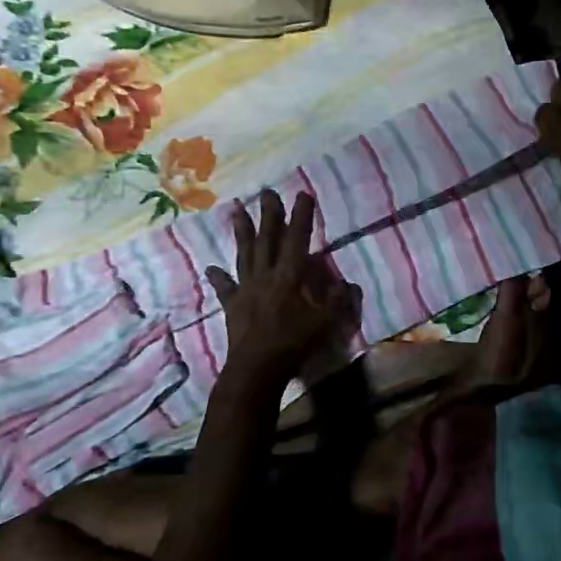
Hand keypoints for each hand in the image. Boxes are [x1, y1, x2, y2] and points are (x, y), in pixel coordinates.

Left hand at [206, 190, 357, 376]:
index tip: (303, 194)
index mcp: (289, 276)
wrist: (256, 368)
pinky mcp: (233, 305)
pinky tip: (212, 267)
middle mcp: (266, 276)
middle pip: (267, 240)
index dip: (301, 216)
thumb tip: (348, 283)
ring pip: (244, 254)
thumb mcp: (325, 321)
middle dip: (269, 215)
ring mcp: (246, 289)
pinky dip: (220, 277)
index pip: (297, 239)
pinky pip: (225, 288)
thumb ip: (337, 300)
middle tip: (267, 193)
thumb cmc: (294, 342)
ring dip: (242, 232)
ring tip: (237, 210)